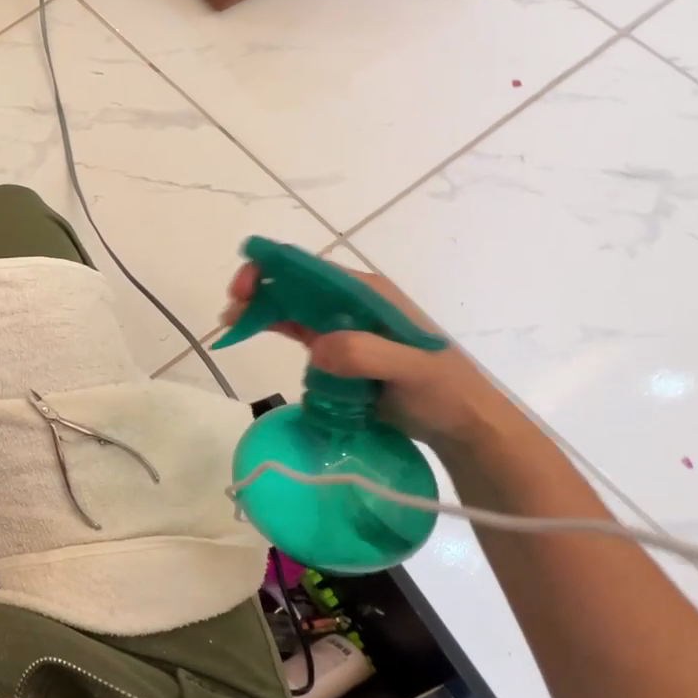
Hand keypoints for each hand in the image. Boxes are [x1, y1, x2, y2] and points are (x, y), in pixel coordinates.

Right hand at [223, 264, 518, 454]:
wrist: (467, 429)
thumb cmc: (446, 394)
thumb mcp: (413, 370)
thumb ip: (366, 354)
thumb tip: (316, 348)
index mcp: (369, 294)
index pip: (310, 269)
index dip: (271, 272)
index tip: (243, 291)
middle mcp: (352, 303)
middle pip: (293, 284)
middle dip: (258, 291)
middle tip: (230, 314)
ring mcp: (344, 326)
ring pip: (290, 305)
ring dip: (259, 309)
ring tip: (231, 324)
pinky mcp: (337, 349)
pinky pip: (296, 329)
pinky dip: (270, 327)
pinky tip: (249, 333)